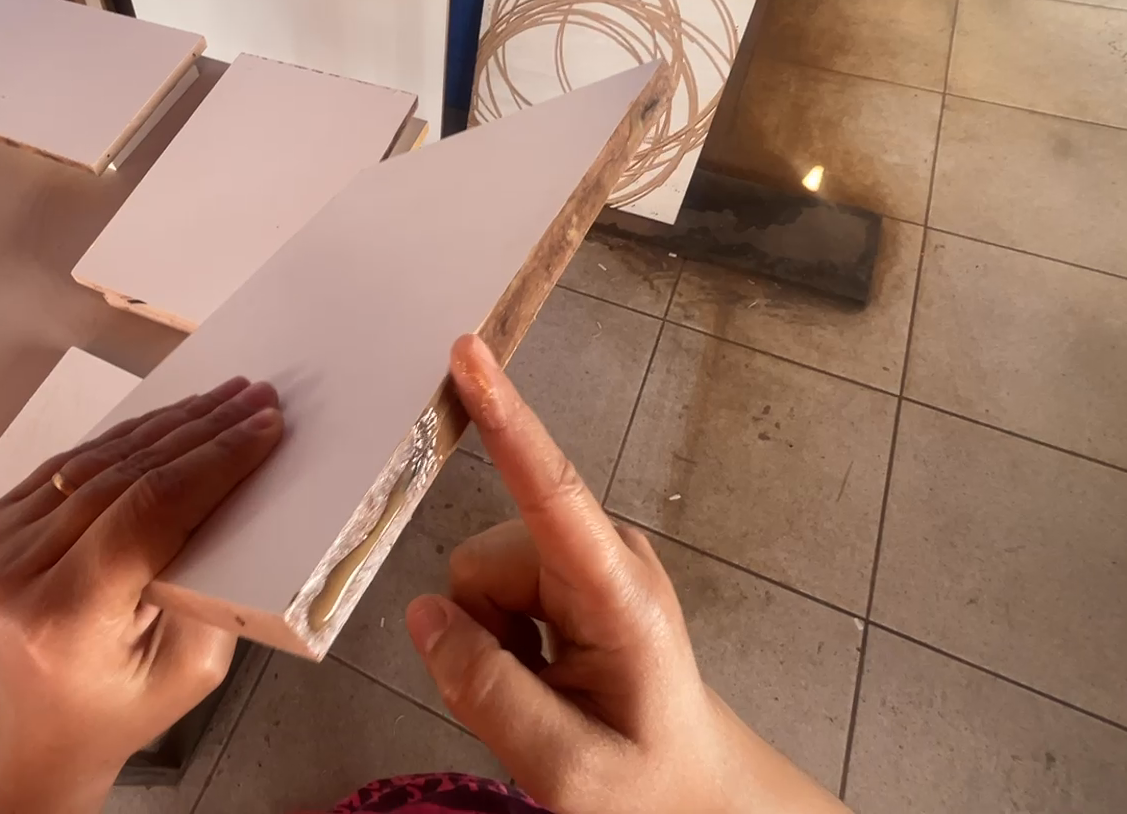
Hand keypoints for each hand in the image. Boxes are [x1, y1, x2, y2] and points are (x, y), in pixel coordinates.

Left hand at [0, 377, 282, 813]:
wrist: (38, 727)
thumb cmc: (126, 706)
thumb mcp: (192, 669)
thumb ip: (213, 584)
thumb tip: (239, 492)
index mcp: (65, 617)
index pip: (152, 509)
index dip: (215, 459)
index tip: (266, 424)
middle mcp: (19, 569)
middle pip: (129, 472)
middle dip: (206, 430)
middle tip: (257, 396)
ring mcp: (0, 539)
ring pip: (105, 456)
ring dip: (175, 421)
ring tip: (227, 396)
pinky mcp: (0, 519)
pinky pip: (82, 460)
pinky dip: (136, 434)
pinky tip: (178, 415)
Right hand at [406, 335, 846, 813]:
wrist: (701, 791)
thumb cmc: (653, 786)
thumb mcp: (570, 771)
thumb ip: (487, 691)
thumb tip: (425, 613)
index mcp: (617, 591)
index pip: (550, 488)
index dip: (505, 417)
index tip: (469, 355)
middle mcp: (601, 550)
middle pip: (484, 559)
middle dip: (481, 627)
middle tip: (526, 694)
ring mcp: (586, 554)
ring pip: (480, 574)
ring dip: (488, 635)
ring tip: (537, 685)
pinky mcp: (570, 565)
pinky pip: (492, 584)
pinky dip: (497, 631)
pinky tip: (537, 666)